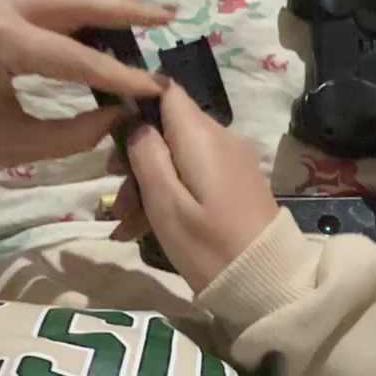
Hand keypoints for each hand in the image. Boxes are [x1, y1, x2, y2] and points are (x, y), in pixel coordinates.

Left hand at [0, 0, 171, 185]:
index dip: (124, 76)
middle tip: (171, 13)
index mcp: (1, 41)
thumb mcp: (15, 144)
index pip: (80, 57)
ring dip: (104, 9)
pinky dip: (78, 16)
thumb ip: (76, 131)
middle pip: (78, 2)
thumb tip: (120, 115)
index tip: (162, 87)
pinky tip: (104, 26)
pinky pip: (44, 6)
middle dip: (127, 9)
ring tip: (148, 18)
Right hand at [112, 84, 280, 292]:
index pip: (166, 92)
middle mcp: (221, 139)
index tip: (109, 133)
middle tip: (115, 197)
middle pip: (168, 129)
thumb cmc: (209, 246)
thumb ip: (147, 156)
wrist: (266, 284)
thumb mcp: (166, 204)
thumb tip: (136, 124)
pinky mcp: (235, 185)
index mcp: (202, 136)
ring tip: (125, 225)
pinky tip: (143, 230)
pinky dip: (169, 196)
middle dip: (136, 158)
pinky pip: (194, 177)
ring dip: (148, 185)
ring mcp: (231, 162)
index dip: (135, 103)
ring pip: (177, 157)